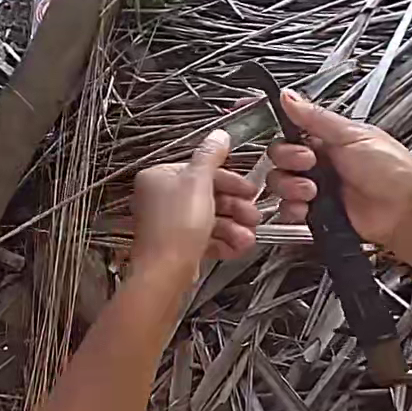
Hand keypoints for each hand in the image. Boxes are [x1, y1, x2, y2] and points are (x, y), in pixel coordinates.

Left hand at [132, 130, 259, 276]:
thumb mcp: (198, 182)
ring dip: (233, 227)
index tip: (248, 188)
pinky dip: (224, 242)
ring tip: (247, 235)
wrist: (165, 274)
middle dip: (235, 207)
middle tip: (252, 213)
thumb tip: (219, 136)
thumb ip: (210, 157)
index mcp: (159, 178)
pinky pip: (206, 239)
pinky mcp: (178, 246)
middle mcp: (161, 200)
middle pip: (208, 196)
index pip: (200, 171)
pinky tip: (237, 246)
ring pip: (210, 219)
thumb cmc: (174, 229)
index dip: (228, 180)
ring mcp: (169, 224)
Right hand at [266, 90, 411, 248]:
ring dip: (290, 187)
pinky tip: (307, 207)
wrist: (406, 210)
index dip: (289, 145)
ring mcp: (318, 190)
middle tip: (310, 167)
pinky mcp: (317, 214)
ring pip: (281, 186)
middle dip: (289, 165)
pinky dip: (292, 210)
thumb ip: (315, 117)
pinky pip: (289, 211)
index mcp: (328, 141)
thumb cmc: (392, 170)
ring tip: (312, 191)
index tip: (304, 149)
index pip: (290, 138)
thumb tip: (289, 96)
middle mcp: (321, 164)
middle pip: (280, 162)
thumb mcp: (352, 135)